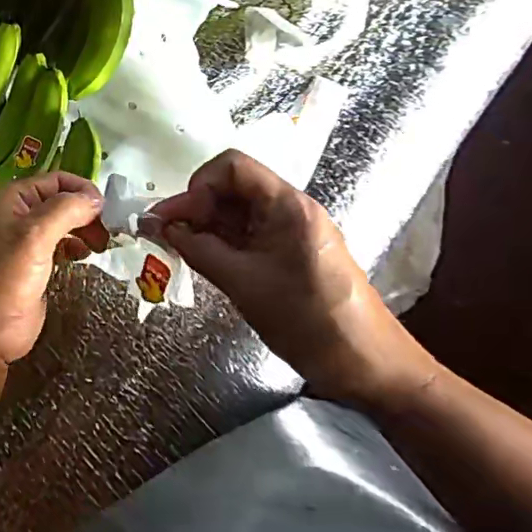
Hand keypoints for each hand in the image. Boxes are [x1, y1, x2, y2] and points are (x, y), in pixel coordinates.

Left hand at [0, 172, 108, 367]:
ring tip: (100, 245)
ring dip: (85, 229)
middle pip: (63, 201)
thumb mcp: (34, 236)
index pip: (57, 179)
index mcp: (13, 198)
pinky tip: (84, 256)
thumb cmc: (3, 280)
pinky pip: (61, 246)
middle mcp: (19, 214)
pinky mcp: (33, 267)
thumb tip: (97, 199)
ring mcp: (25, 242)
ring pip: (64, 223)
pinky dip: (76, 247)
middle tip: (108, 232)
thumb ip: (66, 210)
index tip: (108, 210)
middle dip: (88, 212)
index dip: (84, 190)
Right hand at [146, 150, 435, 407]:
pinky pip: (250, 233)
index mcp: (287, 204)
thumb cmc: (308, 321)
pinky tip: (204, 259)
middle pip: (233, 186)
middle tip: (164, 234)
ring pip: (239, 211)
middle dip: (196, 206)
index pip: (232, 166)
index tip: (178, 218)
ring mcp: (293, 229)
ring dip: (206, 225)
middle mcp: (291, 207)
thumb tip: (161, 228)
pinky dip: (224, 242)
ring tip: (177, 249)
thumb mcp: (245, 285)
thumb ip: (199, 251)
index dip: (199, 185)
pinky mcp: (292, 250)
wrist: (370, 366)